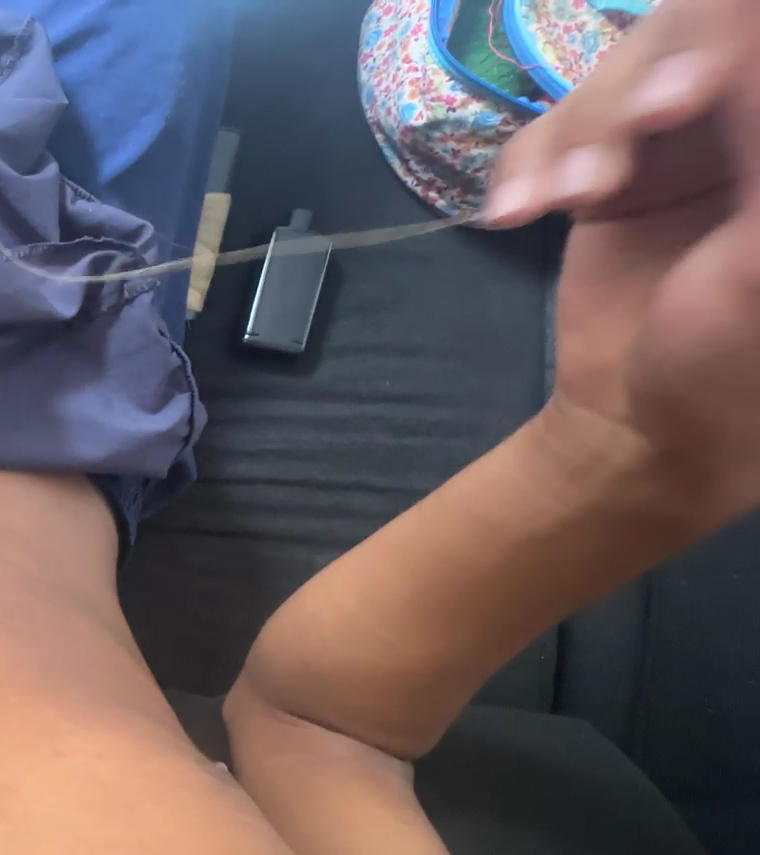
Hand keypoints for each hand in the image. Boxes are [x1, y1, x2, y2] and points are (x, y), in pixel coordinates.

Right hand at [488, 0, 759, 516]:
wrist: (647, 417)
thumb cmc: (743, 347)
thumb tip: (731, 13)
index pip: (758, 28)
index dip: (725, 34)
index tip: (694, 92)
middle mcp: (754, 108)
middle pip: (690, 27)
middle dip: (647, 78)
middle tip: (648, 121)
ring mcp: (685, 134)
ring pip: (609, 77)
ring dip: (572, 139)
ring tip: (560, 201)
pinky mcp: (605, 172)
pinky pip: (542, 138)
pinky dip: (521, 172)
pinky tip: (517, 217)